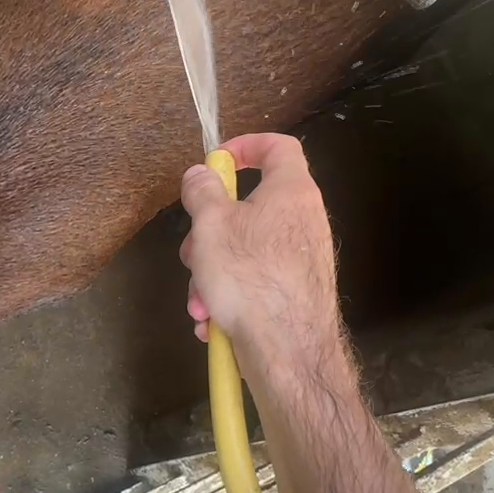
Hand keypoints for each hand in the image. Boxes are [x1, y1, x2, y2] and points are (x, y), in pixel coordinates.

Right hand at [179, 132, 342, 379]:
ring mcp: (300, 258)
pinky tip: (213, 321)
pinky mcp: (292, 291)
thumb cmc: (249, 276)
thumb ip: (202, 193)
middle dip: (207, 235)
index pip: (278, 147)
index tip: (215, 163)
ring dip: (210, 275)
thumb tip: (200, 173)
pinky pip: (251, 282)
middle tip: (191, 255)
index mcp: (290, 192)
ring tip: (200, 303)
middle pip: (246, 210)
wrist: (287, 346)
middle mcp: (302, 220)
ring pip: (241, 252)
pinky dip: (227, 297)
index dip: (245, 146)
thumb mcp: (210, 227)